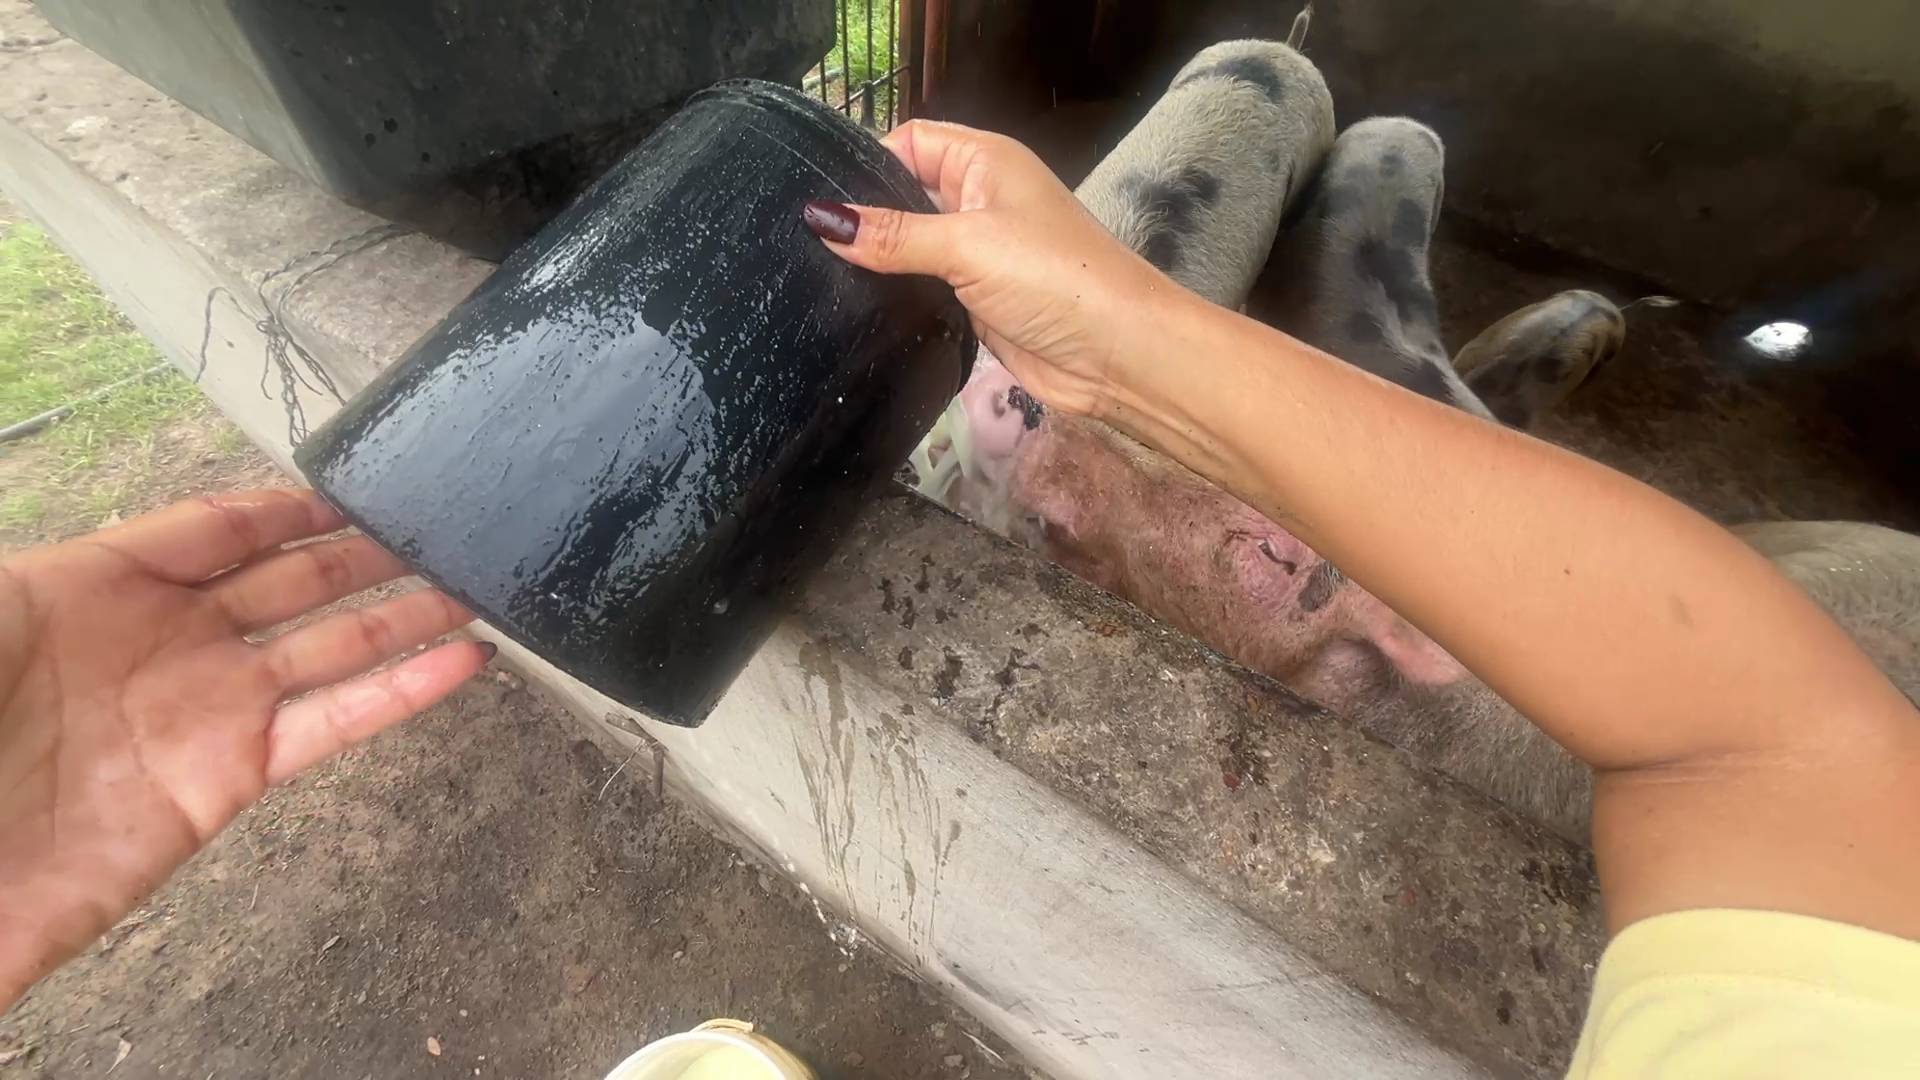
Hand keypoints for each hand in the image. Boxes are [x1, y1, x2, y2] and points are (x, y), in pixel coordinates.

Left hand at [0, 489, 489, 1007]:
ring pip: (338, 644)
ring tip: (477, 590)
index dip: (289, 509)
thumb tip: (183, 520)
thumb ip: (56, 565)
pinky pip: (342, 720)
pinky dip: (411, 689)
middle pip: (297, 579)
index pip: (217, 529)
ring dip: (411, 614)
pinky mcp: (240, 773)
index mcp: (97, 589)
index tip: (363, 491)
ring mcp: (214, 707)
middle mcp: (173, 640)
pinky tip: (466, 660)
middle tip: (445, 534)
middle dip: (370, 553)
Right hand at [804, 119, 1173, 417]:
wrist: (1113, 354)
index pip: (910, 143)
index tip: (820, 204)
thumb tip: (822, 221)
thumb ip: (896, 235)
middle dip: (867, 221)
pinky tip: (865, 312)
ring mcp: (979, 257)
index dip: (867, 164)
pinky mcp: (977, 304)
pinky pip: (928, 292)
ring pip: (915, 251)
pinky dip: (903, 299)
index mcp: (983, 164)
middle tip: (808, 249)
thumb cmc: (1051, 278)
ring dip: (883, 266)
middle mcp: (979, 203)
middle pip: (907, 199)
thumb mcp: (968, 244)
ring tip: (824, 283)